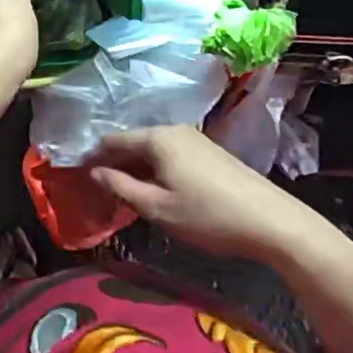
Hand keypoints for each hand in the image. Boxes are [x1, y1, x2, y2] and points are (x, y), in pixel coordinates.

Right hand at [87, 126, 342, 265]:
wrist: (273, 222)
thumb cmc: (208, 216)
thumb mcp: (156, 208)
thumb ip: (120, 187)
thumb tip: (94, 172)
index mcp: (157, 138)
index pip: (112, 140)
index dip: (92, 157)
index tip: (78, 175)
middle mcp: (174, 130)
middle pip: (133, 142)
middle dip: (114, 162)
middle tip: (99, 187)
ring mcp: (195, 139)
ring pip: (152, 148)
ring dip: (135, 167)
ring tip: (125, 192)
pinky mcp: (211, 152)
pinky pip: (170, 154)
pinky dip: (156, 168)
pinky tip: (156, 189)